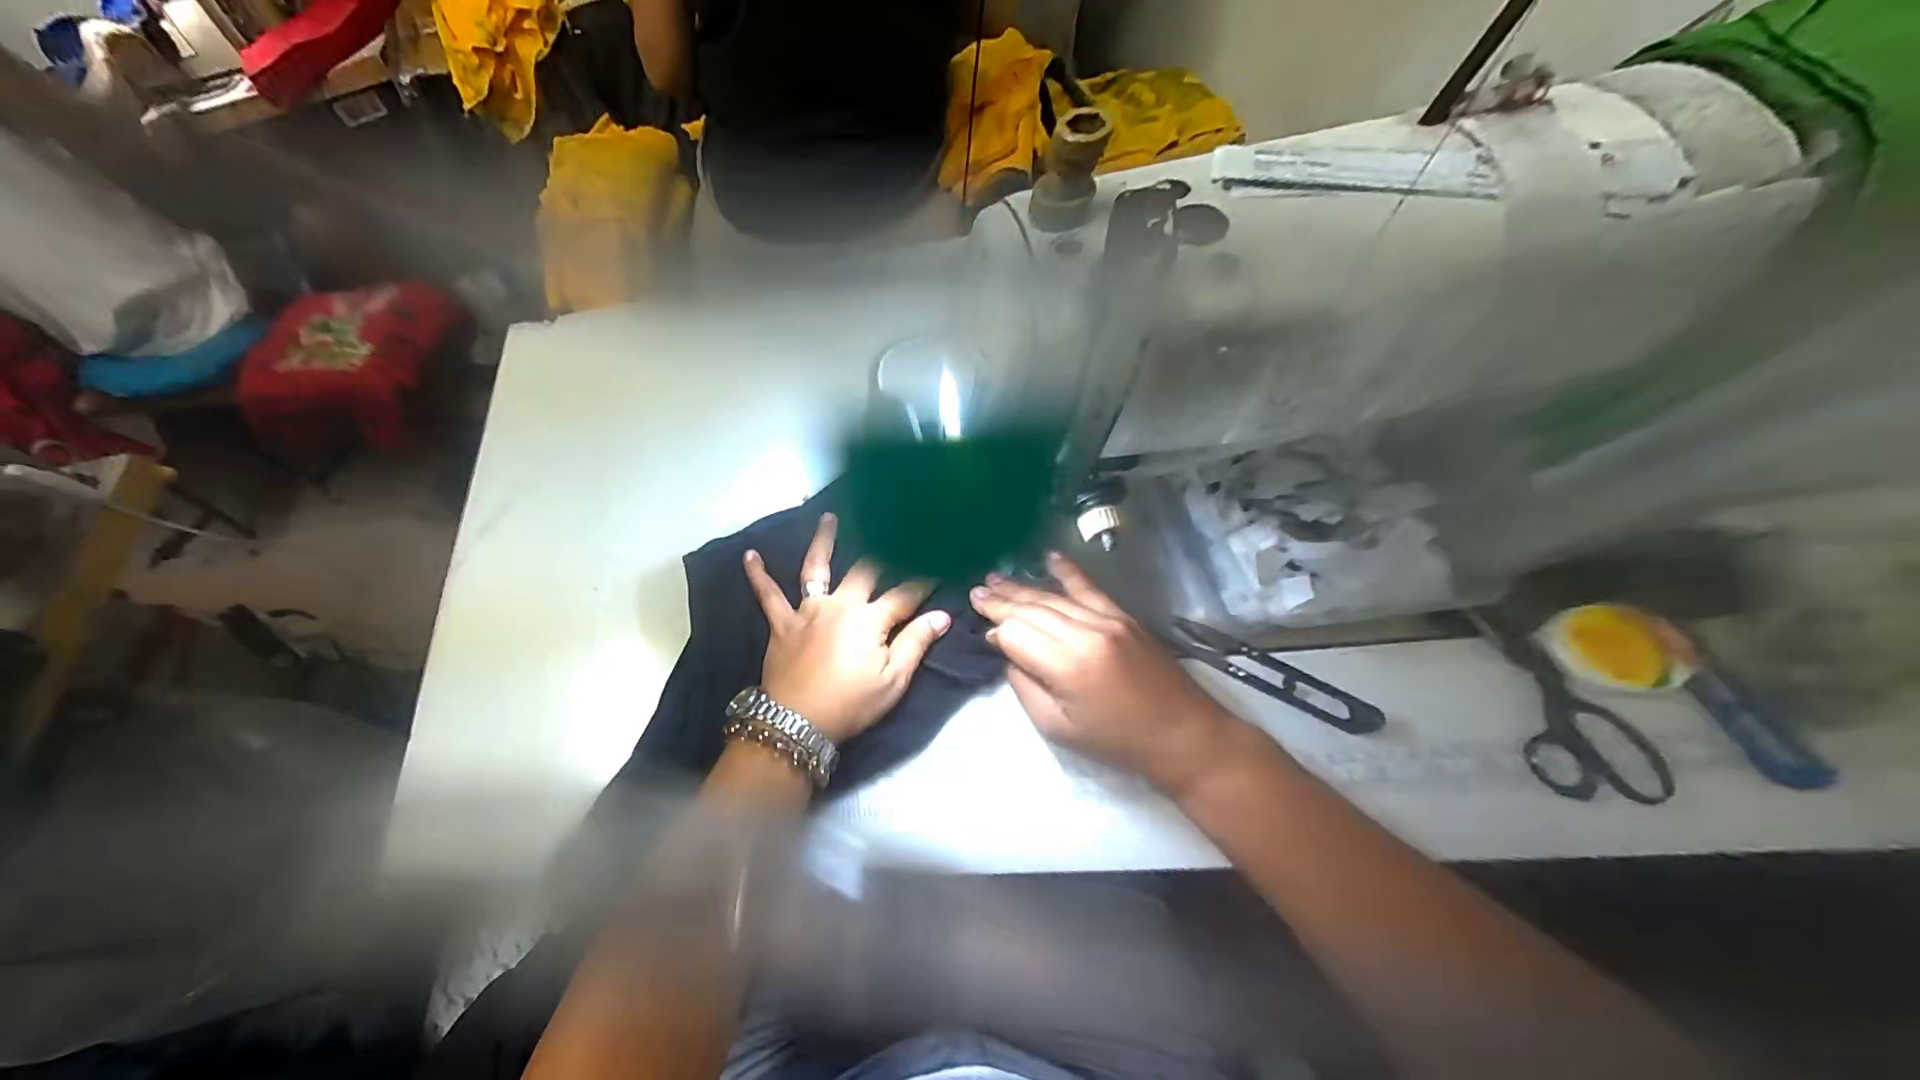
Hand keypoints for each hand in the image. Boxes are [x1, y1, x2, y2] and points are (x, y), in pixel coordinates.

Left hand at [743, 513, 951, 742]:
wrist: (796, 724)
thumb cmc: (851, 704)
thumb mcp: (893, 680)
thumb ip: (916, 643)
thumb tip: (942, 616)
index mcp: (870, 619)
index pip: (904, 595)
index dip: (923, 584)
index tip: (938, 569)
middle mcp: (840, 604)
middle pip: (865, 571)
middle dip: (883, 552)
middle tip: (893, 531)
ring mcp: (807, 611)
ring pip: (816, 568)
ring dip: (823, 541)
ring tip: (828, 518)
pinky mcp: (781, 624)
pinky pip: (767, 595)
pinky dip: (758, 575)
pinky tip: (750, 556)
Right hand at [969, 552, 1251, 796]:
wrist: (1181, 733)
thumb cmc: (1116, 740)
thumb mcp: (1058, 727)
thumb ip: (1026, 686)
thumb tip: (1008, 652)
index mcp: (1067, 666)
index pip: (1016, 633)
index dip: (997, 631)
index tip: (984, 634)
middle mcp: (1085, 633)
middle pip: (1032, 609)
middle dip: (1001, 601)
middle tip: (976, 593)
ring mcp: (1107, 619)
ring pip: (1054, 596)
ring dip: (1023, 587)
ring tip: (995, 579)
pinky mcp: (1123, 616)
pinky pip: (1089, 587)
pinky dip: (1068, 572)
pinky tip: (1050, 557)